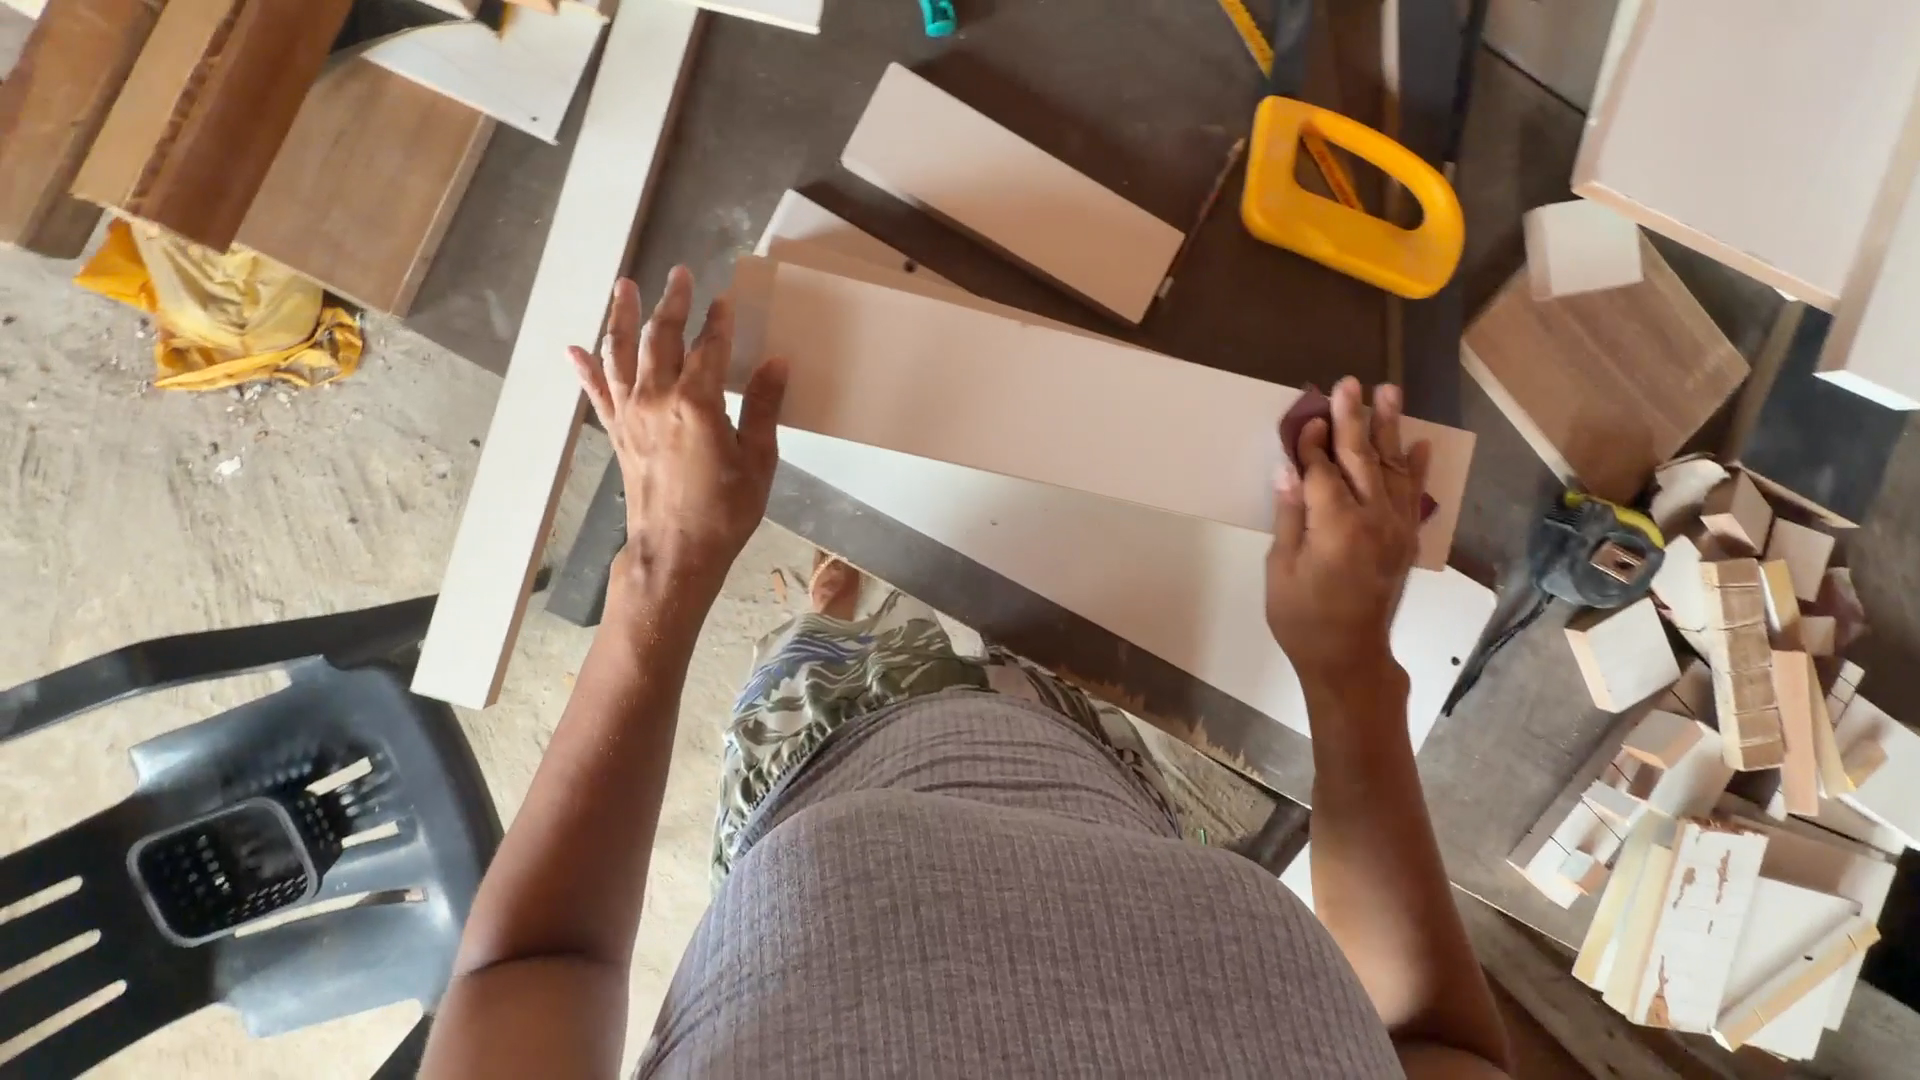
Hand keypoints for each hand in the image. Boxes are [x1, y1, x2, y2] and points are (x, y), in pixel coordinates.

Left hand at [569, 267, 787, 612]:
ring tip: (624, 287)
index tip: (725, 300)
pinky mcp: (617, 435)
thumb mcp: (759, 461)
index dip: (719, 322)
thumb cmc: (725, 511)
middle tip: (679, 274)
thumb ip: (765, 408)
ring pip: (622, 354)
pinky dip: (586, 370)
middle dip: (672, 303)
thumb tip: (777, 364)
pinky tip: (575, 348)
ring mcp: (630, 416)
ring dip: (623, 318)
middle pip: (661, 338)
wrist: (675, 552)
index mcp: (697, 404)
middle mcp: (657, 399)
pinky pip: (597, 394)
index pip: (709, 348)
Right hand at [1266, 378, 1428, 698]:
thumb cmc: (1302, 617)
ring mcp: (1395, 527)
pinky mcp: (1404, 538)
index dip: (1310, 444)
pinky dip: (1417, 467)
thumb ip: (1290, 517)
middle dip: (1351, 419)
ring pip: (1392, 468)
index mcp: (1336, 527)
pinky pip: (1414, 494)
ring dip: (1388, 428)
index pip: (1322, 471)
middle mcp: (1372, 519)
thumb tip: (1288, 470)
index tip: (1304, 417)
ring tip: (1388, 392)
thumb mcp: (1281, 569)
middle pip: (1361, 458)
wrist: (1348, 656)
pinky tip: (1418, 442)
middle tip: (1348, 382)